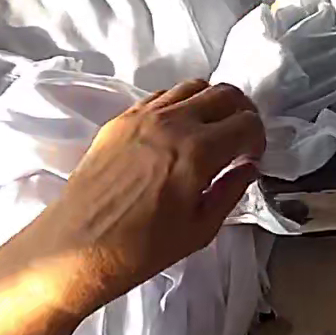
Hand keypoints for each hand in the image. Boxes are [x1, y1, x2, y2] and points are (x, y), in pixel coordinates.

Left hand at [5, 80, 264, 318]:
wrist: (77, 246)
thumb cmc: (143, 248)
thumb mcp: (201, 229)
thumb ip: (231, 190)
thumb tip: (249, 167)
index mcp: (199, 151)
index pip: (248, 123)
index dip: (258, 139)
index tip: (252, 157)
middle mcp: (174, 122)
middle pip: (225, 93)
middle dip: (242, 113)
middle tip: (240, 138)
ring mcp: (144, 115)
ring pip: (194, 86)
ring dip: (212, 103)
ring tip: (211, 131)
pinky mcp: (121, 118)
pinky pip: (163, 95)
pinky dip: (181, 104)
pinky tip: (177, 132)